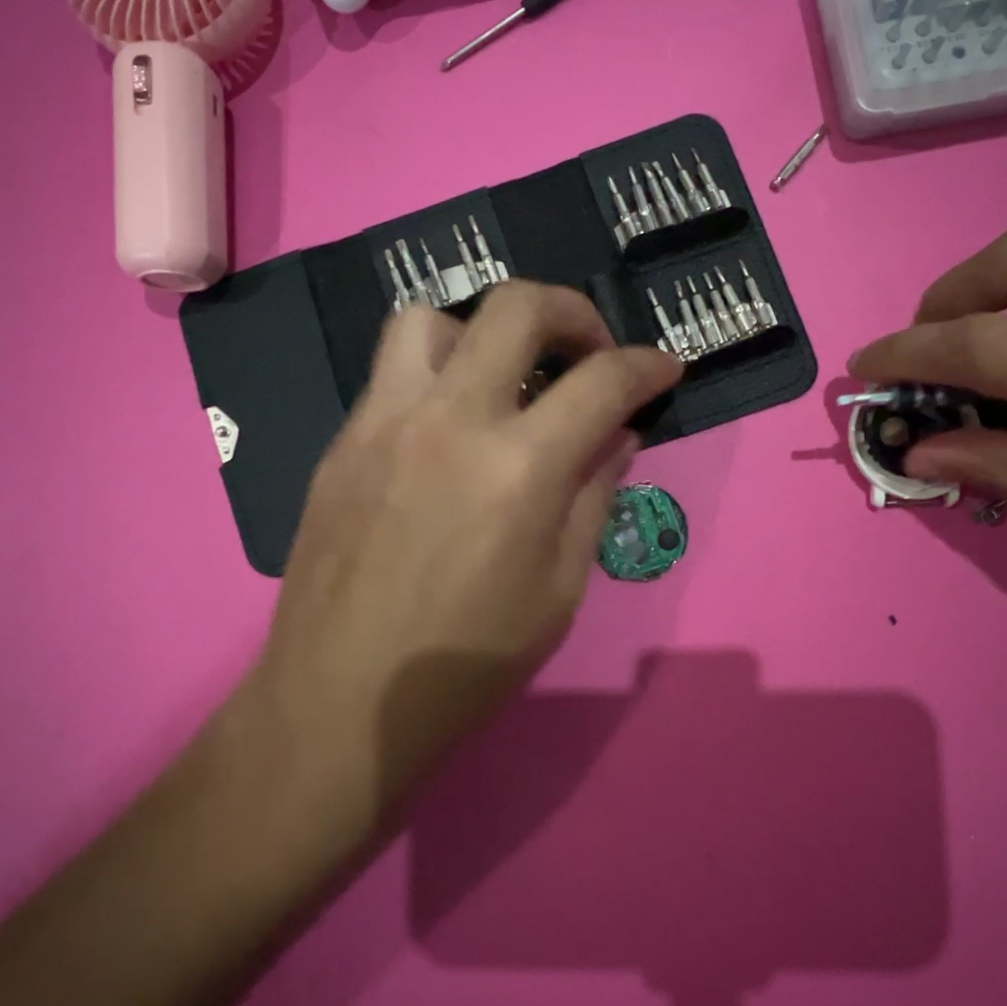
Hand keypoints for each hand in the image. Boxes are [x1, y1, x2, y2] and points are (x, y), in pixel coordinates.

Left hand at [252, 282, 682, 799]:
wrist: (341, 698)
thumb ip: (592, 499)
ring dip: (483, 331)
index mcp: (519, 467)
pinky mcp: (342, 442)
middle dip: (572, 312)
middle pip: (516, 306)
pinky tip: (448, 431)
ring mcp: (384, 422)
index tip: (665, 369)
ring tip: (502, 379)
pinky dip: (435, 374)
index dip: (648, 365)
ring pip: (431, 317)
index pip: (602, 380)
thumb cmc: (467, 664)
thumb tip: (617, 437)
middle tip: (590, 354)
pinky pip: (391, 372)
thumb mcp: (558, 593)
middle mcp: (450, 419)